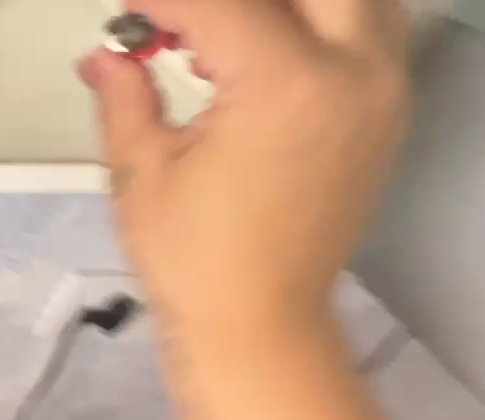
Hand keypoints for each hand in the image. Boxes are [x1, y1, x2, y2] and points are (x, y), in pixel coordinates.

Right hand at [79, 0, 411, 337]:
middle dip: (229, 0)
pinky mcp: (390, 105)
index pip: (225, 9)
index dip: (166, 2)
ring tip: (212, 40)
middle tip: (172, 23)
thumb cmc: (186, 255)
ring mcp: (386, 84)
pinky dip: (314, 25)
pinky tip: (256, 60)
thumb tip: (101, 56)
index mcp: (286, 88)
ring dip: (281, 8)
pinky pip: (369, 30)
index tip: (126, 9)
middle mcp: (356, 68)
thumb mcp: (140, 176)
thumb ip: (124, 103)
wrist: (254, 315)